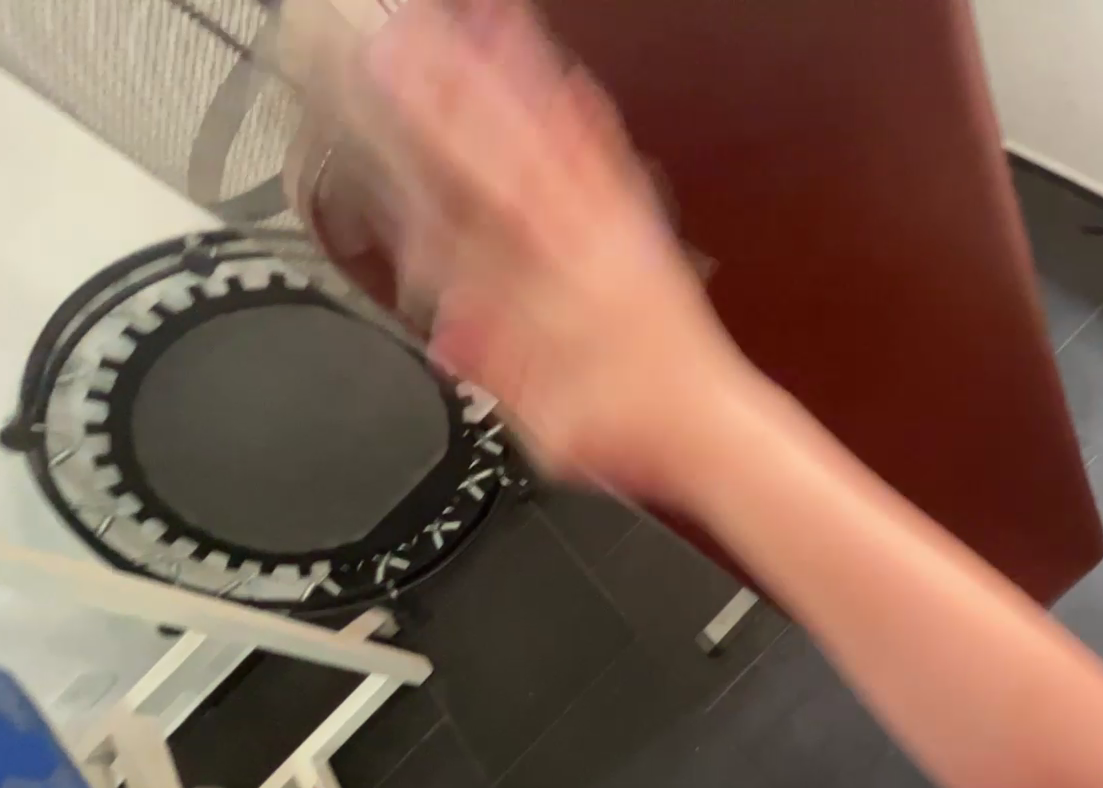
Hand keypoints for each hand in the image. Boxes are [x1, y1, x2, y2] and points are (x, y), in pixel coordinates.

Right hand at [342, 0, 757, 500]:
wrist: (715, 430)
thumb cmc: (641, 432)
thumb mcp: (555, 429)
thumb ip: (498, 374)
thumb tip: (450, 337)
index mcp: (558, 303)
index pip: (477, 213)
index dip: (429, 153)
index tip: (388, 99)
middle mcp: (590, 260)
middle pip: (514, 162)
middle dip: (460, 93)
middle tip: (416, 34)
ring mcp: (625, 245)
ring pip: (568, 153)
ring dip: (528, 87)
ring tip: (494, 24)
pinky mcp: (651, 246)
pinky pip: (621, 178)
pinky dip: (597, 131)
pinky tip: (582, 88)